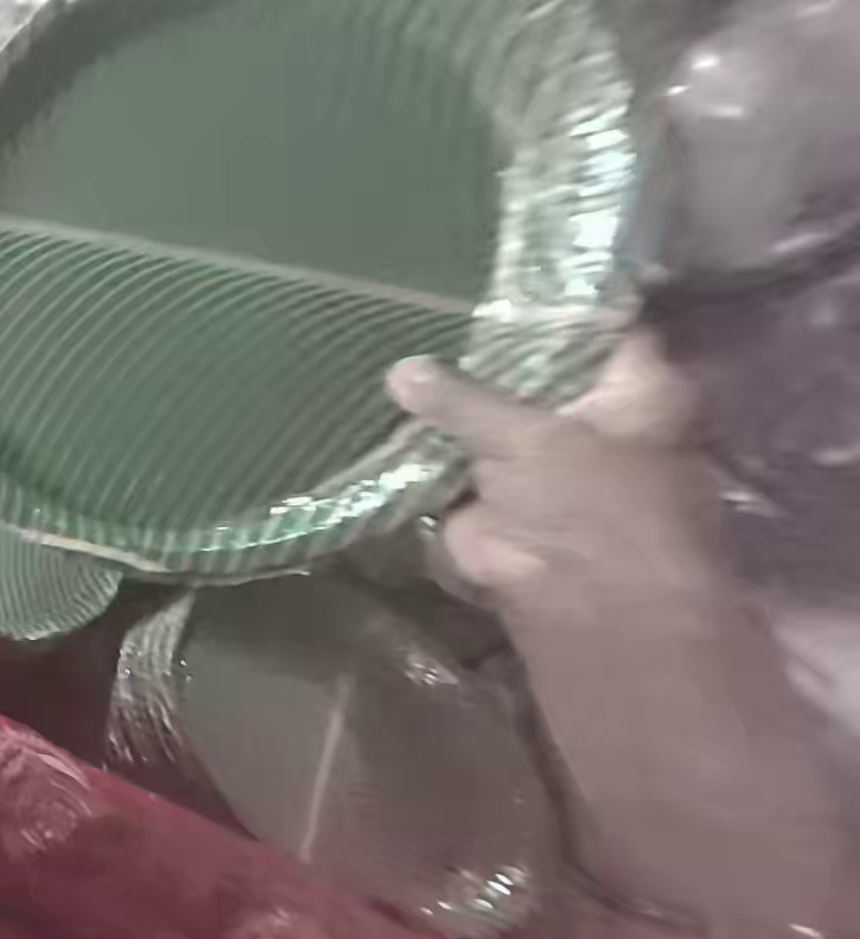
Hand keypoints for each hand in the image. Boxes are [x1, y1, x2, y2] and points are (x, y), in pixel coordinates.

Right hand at [386, 331, 728, 620]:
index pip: (589, 332)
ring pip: (471, 417)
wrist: (563, 588)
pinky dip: (410, 444)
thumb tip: (398, 370)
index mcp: (624, 392)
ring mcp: (520, 456)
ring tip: (381, 361)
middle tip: (411, 321)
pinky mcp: (472, 489)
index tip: (481, 291)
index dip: (542, 311)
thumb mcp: (527, 434)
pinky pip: (437, 457)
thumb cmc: (584, 501)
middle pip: (517, 375)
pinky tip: (373, 416)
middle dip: (467, 358)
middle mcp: (575, 419)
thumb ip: (460, 400)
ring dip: (432, 403)